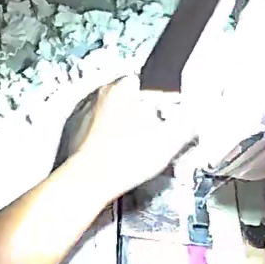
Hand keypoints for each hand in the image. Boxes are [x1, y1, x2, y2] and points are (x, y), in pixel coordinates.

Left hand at [61, 78, 195, 198]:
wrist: (87, 181)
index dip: (156, 100)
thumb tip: (192, 117)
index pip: (144, 82)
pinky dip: (102, 137)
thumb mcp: (168, 142)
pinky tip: (112, 154)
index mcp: (122, 87)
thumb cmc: (126, 158)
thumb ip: (185, 124)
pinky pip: (93, 129)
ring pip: (108, 113)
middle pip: (125, 97)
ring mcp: (82, 111)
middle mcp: (98, 94)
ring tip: (129, 148)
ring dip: (118, 125)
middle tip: (148, 136)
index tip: (161, 117)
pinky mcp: (72, 130)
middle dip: (137, 112)